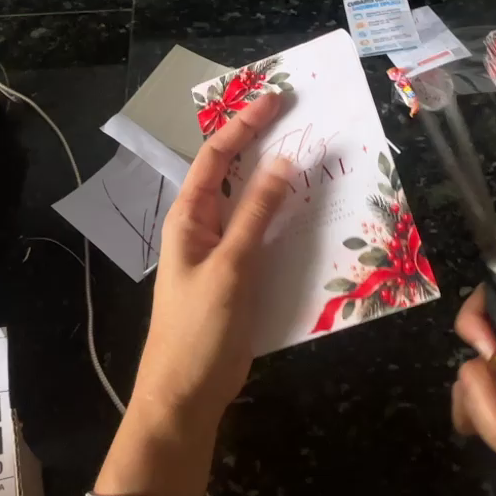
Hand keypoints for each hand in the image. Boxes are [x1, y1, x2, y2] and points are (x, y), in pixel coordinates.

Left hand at [129, 91, 291, 435]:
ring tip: (310, 154)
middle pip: (233, 171)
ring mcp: (222, 249)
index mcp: (190, 216)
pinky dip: (284, 214)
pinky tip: (310, 210)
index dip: (244, 124)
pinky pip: (263, 232)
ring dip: (277, 177)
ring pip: (251, 200)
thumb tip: (283, 161)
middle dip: (260, 140)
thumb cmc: (199, 328)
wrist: (186, 395)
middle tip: (296, 116)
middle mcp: (204, 225)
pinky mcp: (239, 273)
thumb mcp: (231, 266)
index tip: (275, 99)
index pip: (216, 155)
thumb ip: (256, 213)